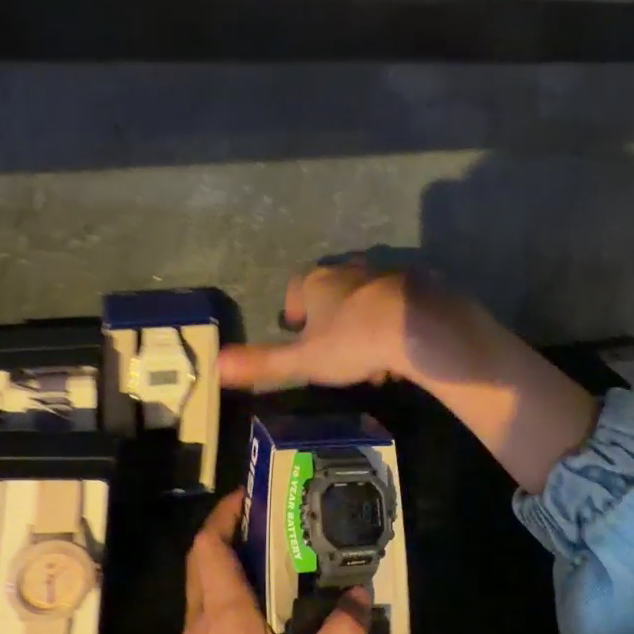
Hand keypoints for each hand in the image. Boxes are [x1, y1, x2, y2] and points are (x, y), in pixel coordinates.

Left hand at [172, 491, 369, 633]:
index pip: (208, 545)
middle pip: (202, 561)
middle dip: (229, 532)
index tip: (254, 493)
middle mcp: (200, 625)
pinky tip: (265, 615)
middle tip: (271, 519)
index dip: (224, 512)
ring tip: (275, 558)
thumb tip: (360, 594)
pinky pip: (208, 617)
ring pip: (203, 589)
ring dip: (230, 565)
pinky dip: (230, 597)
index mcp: (222, 616)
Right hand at [219, 260, 496, 391]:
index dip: (296, 314)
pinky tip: (401, 351)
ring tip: (373, 362)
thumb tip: (215, 365)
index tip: (301, 336)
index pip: (295, 290)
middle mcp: (348, 268)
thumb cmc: (353, 341)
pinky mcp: (416, 282)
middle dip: (333, 322)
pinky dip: (393, 323)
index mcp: (316, 281)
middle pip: (332, 293)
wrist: (418, 326)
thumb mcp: (304, 360)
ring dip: (365, 325)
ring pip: (365, 299)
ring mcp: (384, 272)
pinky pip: (396, 303)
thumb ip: (262, 363)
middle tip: (338, 356)